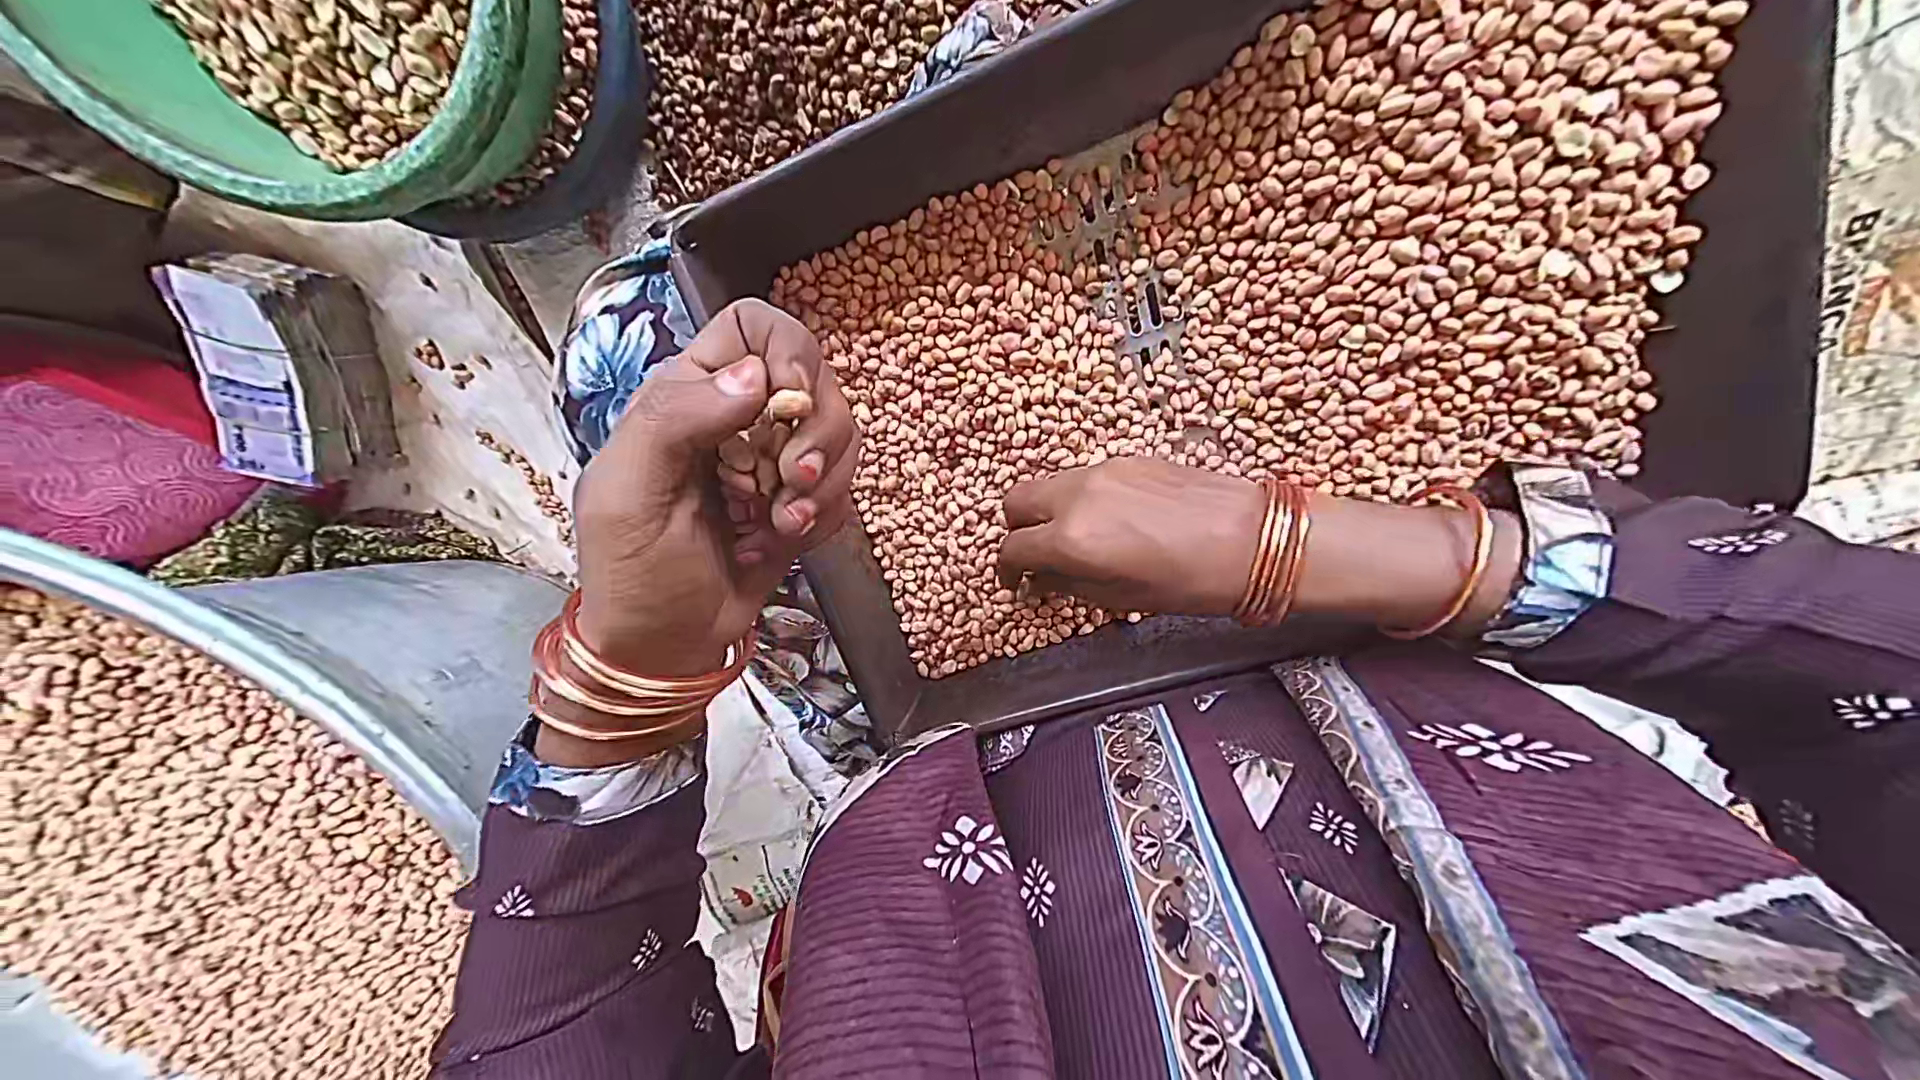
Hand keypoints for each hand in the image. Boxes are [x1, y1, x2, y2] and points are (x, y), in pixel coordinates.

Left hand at [571, 299, 857, 681]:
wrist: (667, 642)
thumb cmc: (633, 570)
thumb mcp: (629, 492)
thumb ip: (675, 419)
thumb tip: (756, 378)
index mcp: (690, 394)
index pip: (755, 327)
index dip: (787, 349)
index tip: (793, 403)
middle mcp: (742, 417)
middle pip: (818, 380)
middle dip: (817, 436)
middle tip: (790, 485)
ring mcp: (778, 461)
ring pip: (841, 435)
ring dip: (823, 484)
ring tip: (781, 526)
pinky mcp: (804, 501)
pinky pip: (842, 487)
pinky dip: (824, 516)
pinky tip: (782, 541)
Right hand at [996, 458, 1265, 615]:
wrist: (1252, 538)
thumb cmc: (1189, 581)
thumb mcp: (1118, 597)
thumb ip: (1066, 584)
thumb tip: (1039, 579)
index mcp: (1071, 539)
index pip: (1013, 548)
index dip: (1006, 570)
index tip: (1014, 582)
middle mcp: (1075, 496)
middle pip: (1015, 502)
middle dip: (1016, 529)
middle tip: (1035, 553)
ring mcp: (1100, 471)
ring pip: (1048, 485)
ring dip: (1046, 511)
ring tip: (1073, 537)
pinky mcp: (1125, 458)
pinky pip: (1081, 477)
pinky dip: (1076, 498)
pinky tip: (1106, 519)